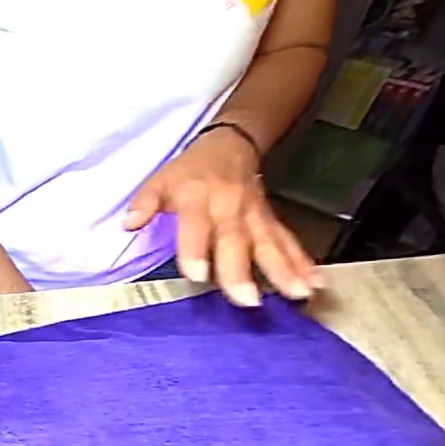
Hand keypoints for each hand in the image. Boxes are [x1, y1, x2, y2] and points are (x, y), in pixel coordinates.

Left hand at [123, 127, 320, 306]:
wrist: (229, 146)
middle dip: (241, 270)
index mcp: (197, 198)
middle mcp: (229, 207)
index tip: (198, 275)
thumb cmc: (187, 171)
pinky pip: (288, 240)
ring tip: (296, 294)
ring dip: (284, 270)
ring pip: (269, 243)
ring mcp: (254, 214)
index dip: (195, 249)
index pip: (196, 226)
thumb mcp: (158, 181)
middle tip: (247, 299)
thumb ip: (144, 203)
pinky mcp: (270, 219)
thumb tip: (129, 224)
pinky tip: (315, 281)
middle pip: (235, 241)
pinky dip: (303, 261)